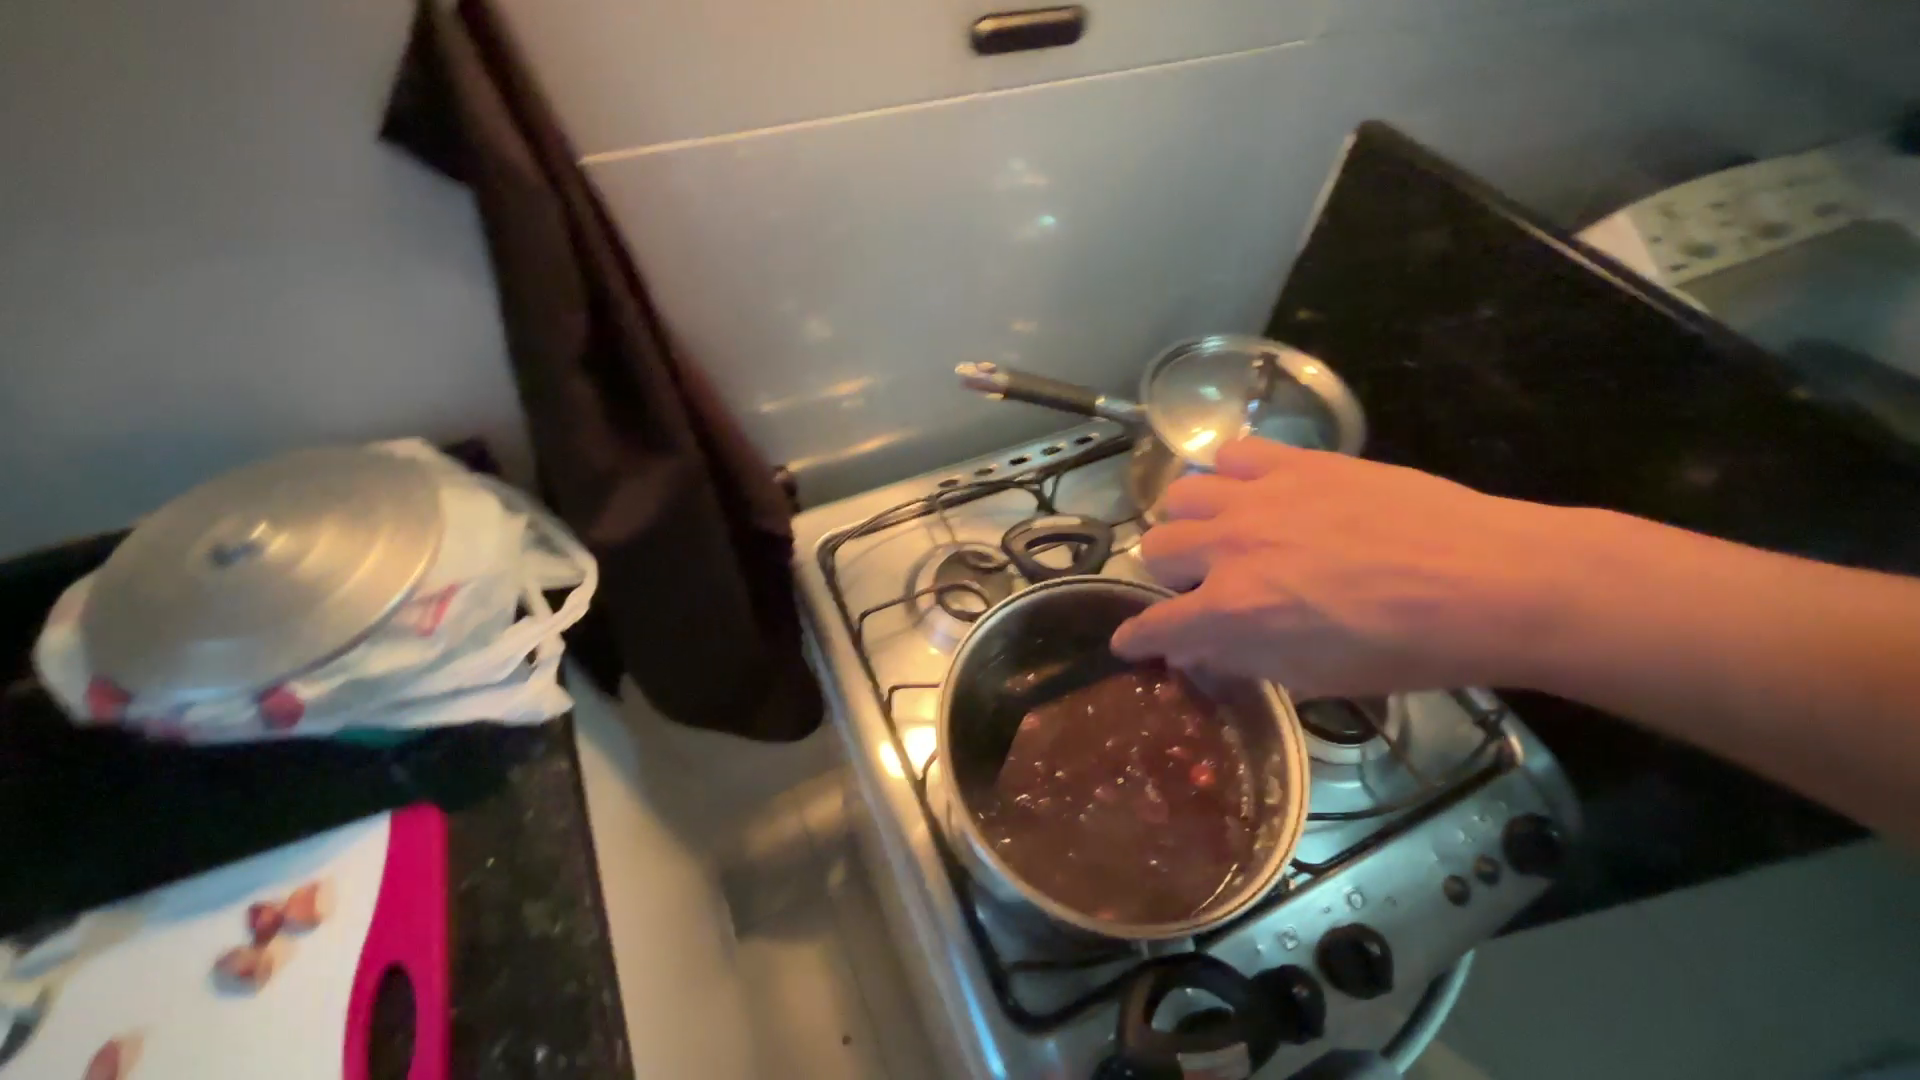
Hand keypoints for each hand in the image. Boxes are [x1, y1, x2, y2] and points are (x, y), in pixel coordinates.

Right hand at [1110, 438, 1587, 699]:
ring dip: (1192, 522)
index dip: (1136, 639)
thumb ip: (1242, 660)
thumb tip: (1196, 653)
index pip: (1154, 625)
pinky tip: (1256, 491)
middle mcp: (1230, 547)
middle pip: (1156, 549)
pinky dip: (1231, 476)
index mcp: (1232, 610)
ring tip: (1224, 534)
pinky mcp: (1297, 462)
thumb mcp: (1316, 678)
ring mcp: (1260, 497)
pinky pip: (1233, 455)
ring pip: (1181, 496)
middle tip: (1202, 588)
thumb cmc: (1405, 648)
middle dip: (1168, 576)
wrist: (1488, 581)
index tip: (1131, 643)